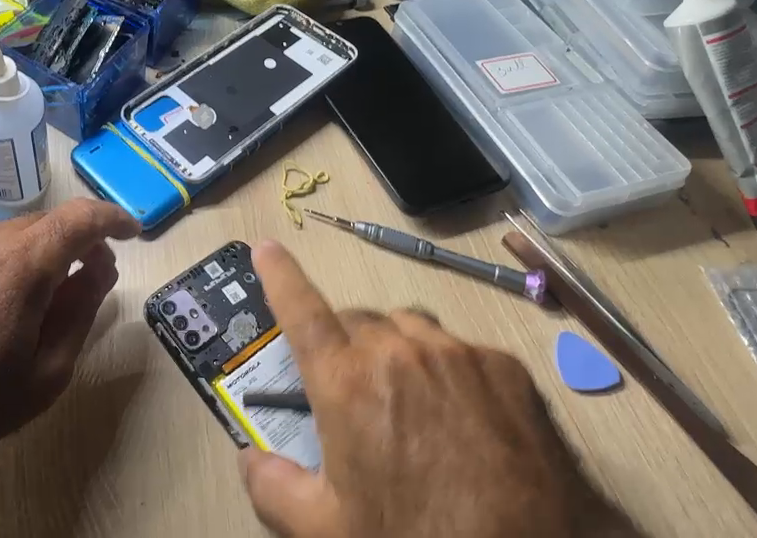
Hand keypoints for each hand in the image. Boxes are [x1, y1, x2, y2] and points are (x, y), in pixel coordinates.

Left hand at [0, 198, 140, 477]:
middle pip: (48, 223)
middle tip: (93, 277)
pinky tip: (2, 305)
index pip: (80, 218)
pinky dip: (8, 261)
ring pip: (14, 234)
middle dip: (79, 241)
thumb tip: (101, 266)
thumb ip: (83, 307)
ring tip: (47, 298)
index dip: (113, 217)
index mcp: (23, 264)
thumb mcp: (49, 369)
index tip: (132, 232)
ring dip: (42, 252)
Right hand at [239, 241, 634, 537]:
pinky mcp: (506, 367)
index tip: (266, 247)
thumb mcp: (326, 532)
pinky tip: (466, 419)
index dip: (280, 276)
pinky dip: (450, 371)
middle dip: (348, 345)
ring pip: (411, 329)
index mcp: (347, 383)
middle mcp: (398, 352)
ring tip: (412, 402)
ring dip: (398, 350)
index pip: (301, 312)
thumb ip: (274, 488)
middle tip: (355, 393)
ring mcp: (457, 353)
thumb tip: (250, 458)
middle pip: (359, 323)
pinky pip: (462, 350)